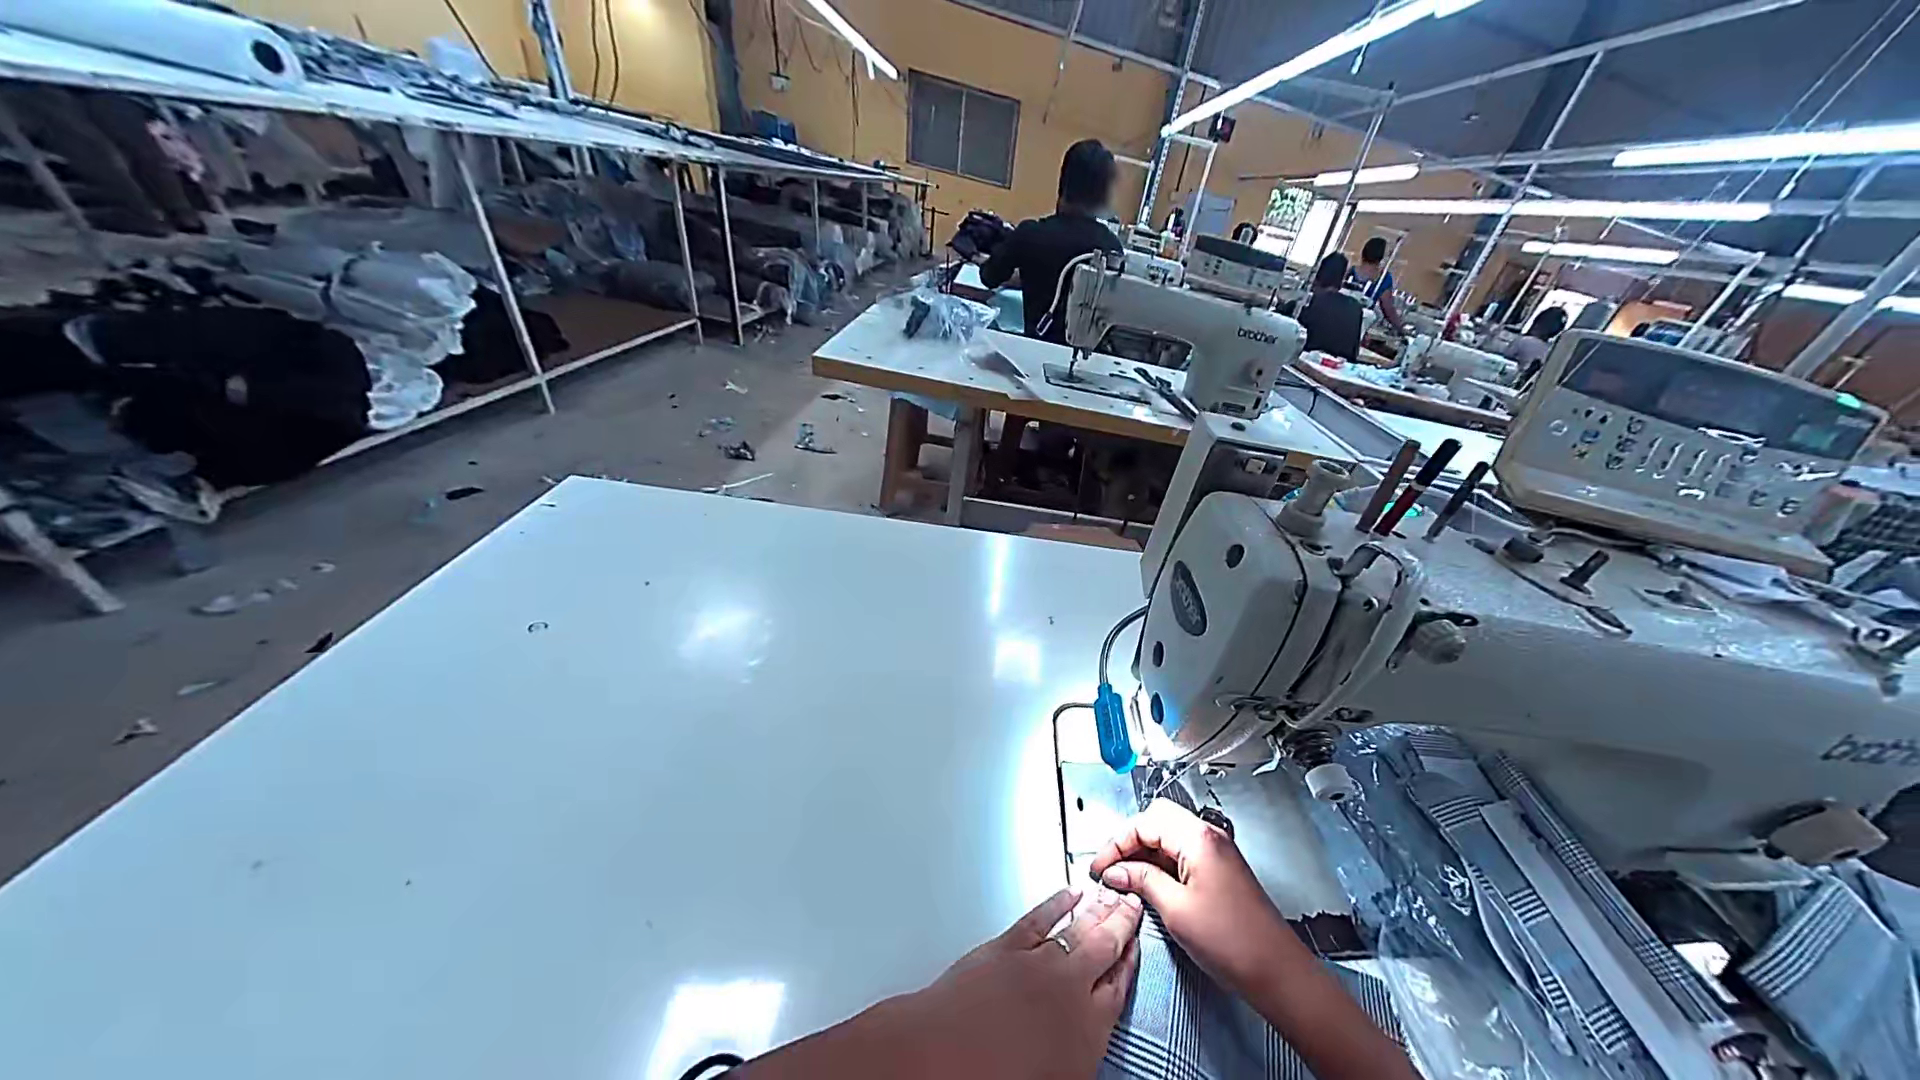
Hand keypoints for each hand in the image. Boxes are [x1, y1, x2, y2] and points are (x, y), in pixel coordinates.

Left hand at [736, 887, 1141, 1079]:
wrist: (940, 1061)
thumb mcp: (1057, 1078)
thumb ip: (1078, 1052)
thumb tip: (1087, 1038)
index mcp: (1086, 1031)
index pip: (1119, 988)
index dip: (1130, 963)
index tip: (1138, 947)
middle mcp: (1069, 990)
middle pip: (1105, 948)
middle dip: (1122, 924)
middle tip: (1133, 905)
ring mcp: (1038, 962)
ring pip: (1078, 928)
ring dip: (1097, 910)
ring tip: (1111, 894)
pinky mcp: (1007, 945)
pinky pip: (1040, 917)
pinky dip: (1056, 903)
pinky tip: (1068, 893)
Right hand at [1089, 799, 1295, 1000]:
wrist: (1279, 974)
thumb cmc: (1237, 944)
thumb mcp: (1175, 910)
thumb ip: (1140, 881)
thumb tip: (1116, 871)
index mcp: (1198, 838)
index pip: (1143, 823)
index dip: (1116, 844)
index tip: (1101, 866)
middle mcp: (1209, 837)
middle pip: (1155, 820)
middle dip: (1128, 841)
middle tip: (1110, 867)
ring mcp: (1216, 852)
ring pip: (1167, 836)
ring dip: (1143, 853)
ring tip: (1125, 879)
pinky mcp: (1219, 869)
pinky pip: (1181, 853)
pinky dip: (1160, 864)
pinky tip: (1149, 885)